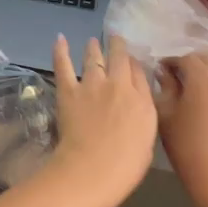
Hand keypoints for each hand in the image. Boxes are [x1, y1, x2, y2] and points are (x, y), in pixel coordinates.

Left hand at [48, 34, 156, 202]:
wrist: (95, 167)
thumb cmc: (126, 165)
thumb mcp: (147, 139)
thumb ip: (143, 116)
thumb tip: (137, 105)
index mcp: (142, 101)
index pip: (139, 73)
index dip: (134, 64)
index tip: (131, 60)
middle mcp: (119, 85)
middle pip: (119, 58)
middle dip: (117, 46)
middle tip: (115, 38)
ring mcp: (92, 85)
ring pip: (93, 57)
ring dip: (93, 47)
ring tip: (92, 40)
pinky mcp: (69, 90)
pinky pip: (63, 65)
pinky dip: (61, 50)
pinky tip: (60, 39)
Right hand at [154, 54, 207, 206]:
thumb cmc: (186, 147)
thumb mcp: (166, 115)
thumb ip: (165, 88)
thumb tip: (165, 73)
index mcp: (203, 78)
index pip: (184, 58)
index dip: (169, 62)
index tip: (159, 72)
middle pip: (206, 60)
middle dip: (189, 64)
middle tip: (174, 79)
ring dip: (204, 75)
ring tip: (190, 92)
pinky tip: (206, 107)